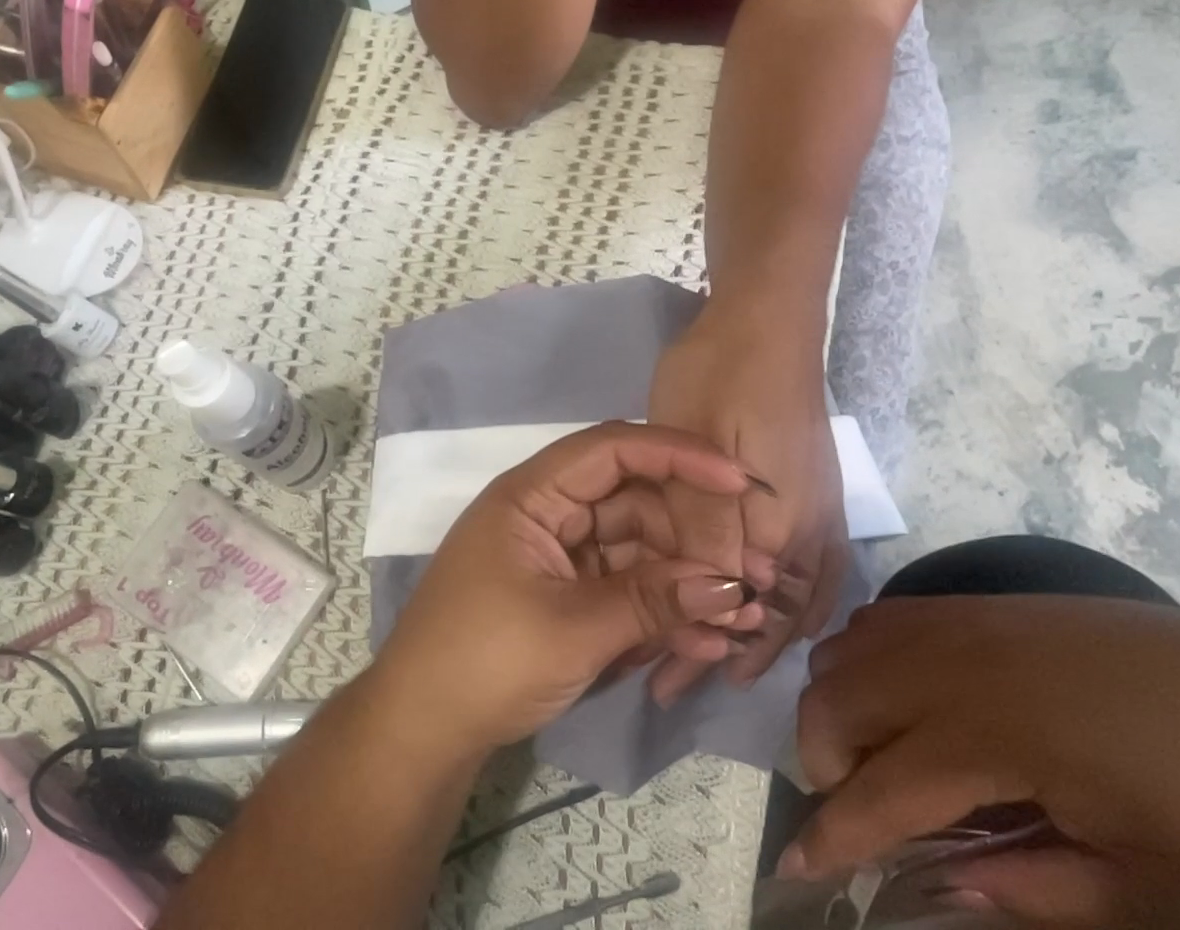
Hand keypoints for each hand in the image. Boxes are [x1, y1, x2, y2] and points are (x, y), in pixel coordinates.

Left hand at [368, 422, 759, 753]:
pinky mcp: (565, 600)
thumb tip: (732, 587)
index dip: (678, 455)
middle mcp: (547, 517)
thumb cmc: (487, 661)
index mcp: (531, 497)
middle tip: (754, 579)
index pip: (612, 450)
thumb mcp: (574, 629)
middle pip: (634, 505)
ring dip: (685, 586)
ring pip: (636, 554)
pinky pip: (623, 592)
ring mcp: (557, 560)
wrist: (424, 728)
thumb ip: (653, 601)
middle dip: (693, 542)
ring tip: (741, 622)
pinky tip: (705, 644)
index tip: (739, 480)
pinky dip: (659, 614)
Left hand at [644, 299, 848, 703]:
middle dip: (723, 653)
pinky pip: (799, 567)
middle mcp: (808, 531)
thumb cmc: (717, 376)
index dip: (702, 650)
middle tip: (675, 686)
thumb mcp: (690, 446)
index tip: (664, 685)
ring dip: (747, 631)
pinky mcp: (808, 495)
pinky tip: (738, 605)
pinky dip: (772, 598)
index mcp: (777, 526)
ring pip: (788, 596)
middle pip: (770, 614)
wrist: (768, 318)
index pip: (744, 612)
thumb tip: (718, 607)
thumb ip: (704, 527)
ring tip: (705, 661)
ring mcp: (816, 512)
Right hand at [790, 596, 1179, 927]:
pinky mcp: (974, 604)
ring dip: (836, 707)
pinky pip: (875, 620)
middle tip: (857, 804)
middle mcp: (952, 667)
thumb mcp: (1152, 892)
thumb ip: (1035, 893)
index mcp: (991, 738)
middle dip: (821, 762)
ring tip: (877, 750)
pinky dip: (860, 659)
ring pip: (840, 654)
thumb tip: (936, 882)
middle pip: (833, 704)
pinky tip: (903, 695)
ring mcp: (959, 623)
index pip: (878, 794)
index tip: (793, 867)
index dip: (830, 837)